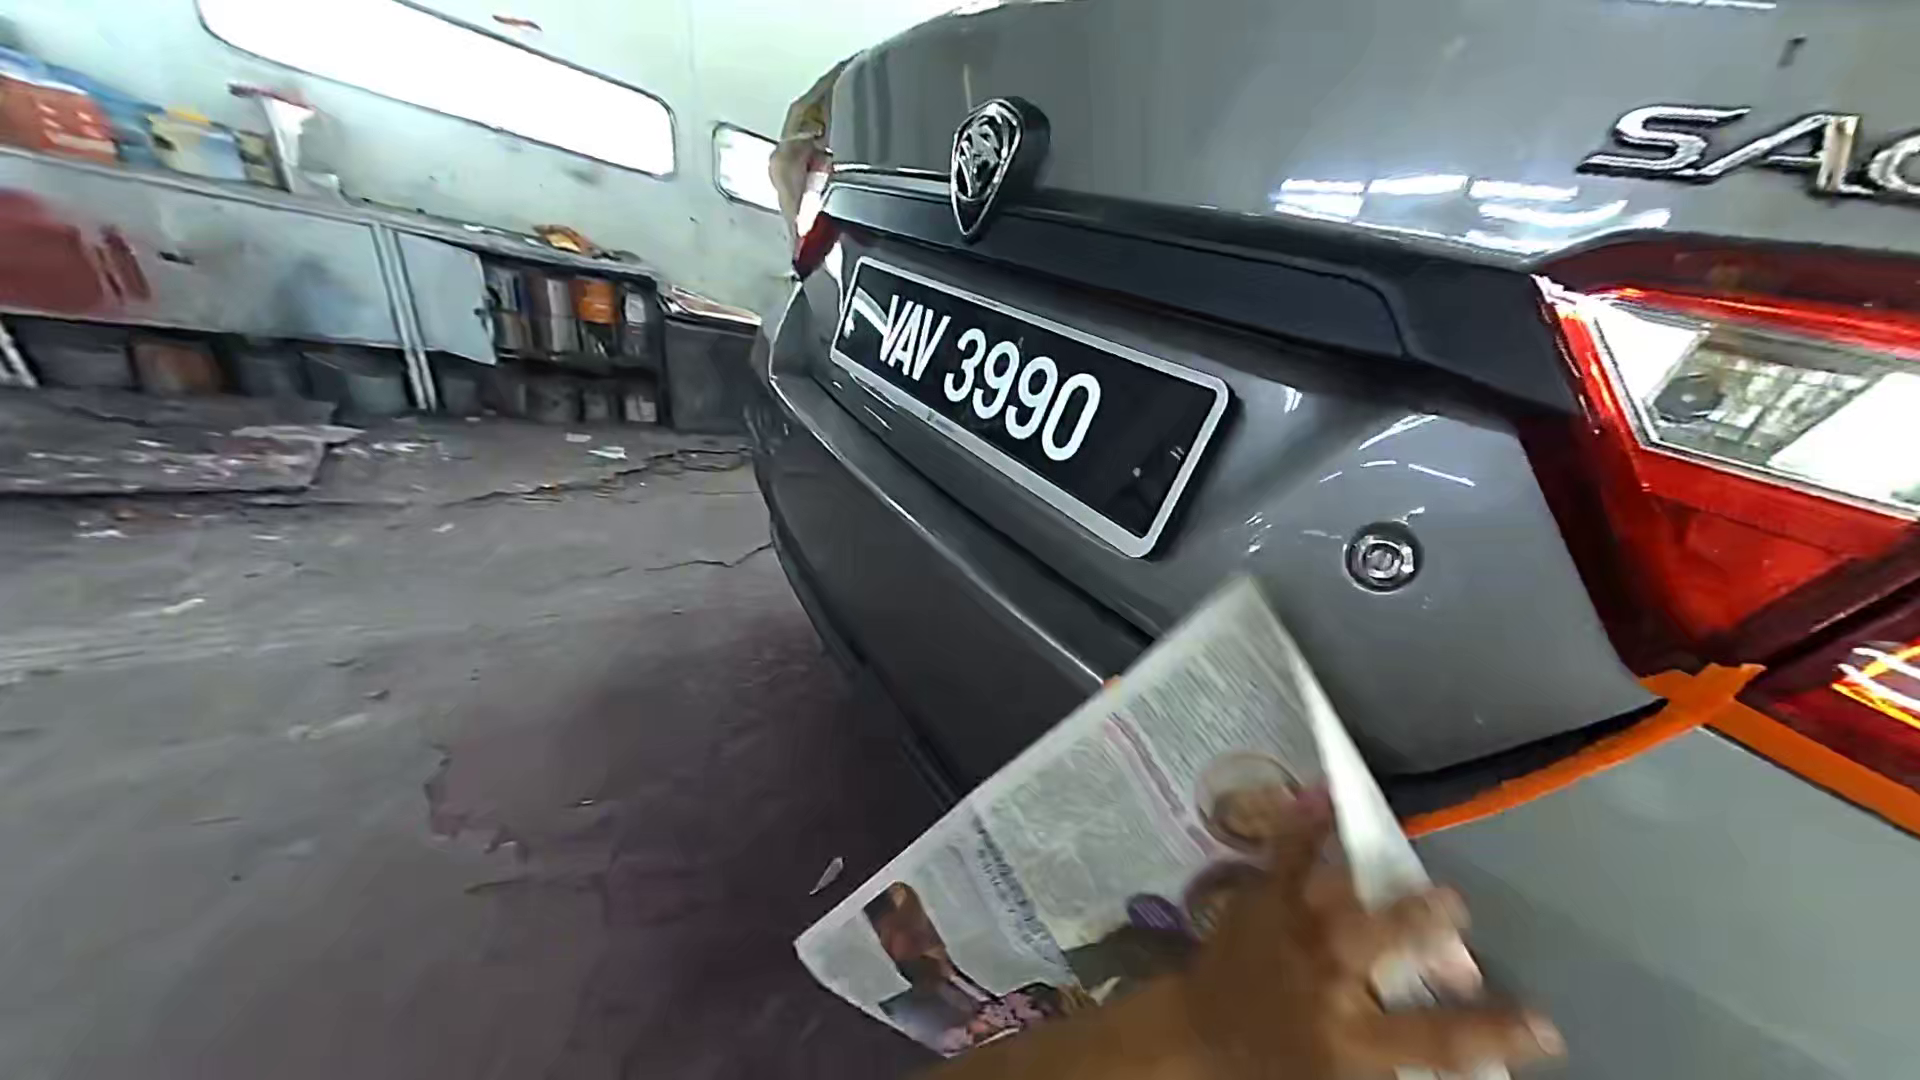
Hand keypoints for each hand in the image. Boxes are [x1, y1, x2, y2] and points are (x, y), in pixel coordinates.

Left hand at [1179, 787, 1563, 1077]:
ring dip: (1371, 871)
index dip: (1494, 1032)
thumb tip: (1460, 1013)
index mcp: (1354, 1040)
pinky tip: (1321, 794)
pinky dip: (1305, 824)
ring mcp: (1285, 929)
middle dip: (1419, 920)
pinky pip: (1285, 855)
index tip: (1545, 1024)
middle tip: (1454, 904)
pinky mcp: (1258, 899)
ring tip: (1397, 846)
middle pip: (1379, 941)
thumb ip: (1403, 1046)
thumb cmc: (1284, 1060)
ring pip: (1332, 890)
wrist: (1204, 1028)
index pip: (1439, 1041)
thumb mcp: (1352, 1073)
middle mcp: (1322, 977)